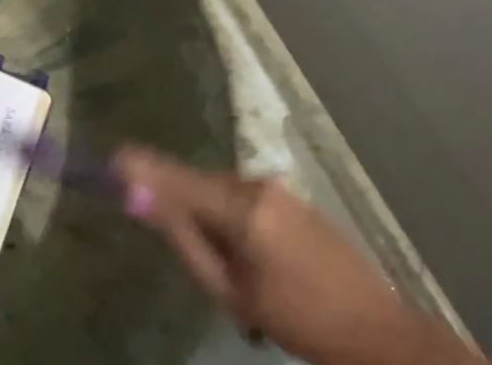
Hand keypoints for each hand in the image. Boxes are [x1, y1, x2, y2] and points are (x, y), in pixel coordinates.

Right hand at [112, 146, 488, 364]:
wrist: (381, 333)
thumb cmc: (301, 320)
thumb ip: (184, 239)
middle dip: (177, 203)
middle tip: (179, 247)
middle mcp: (257, 186)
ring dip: (205, 215)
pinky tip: (247, 258)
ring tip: (225, 268)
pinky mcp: (291, 198)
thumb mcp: (232, 291)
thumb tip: (138, 200)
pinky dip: (227, 217)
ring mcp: (278, 190)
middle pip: (196, 183)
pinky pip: (240, 197)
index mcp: (242, 209)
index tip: (110, 157)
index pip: (178, 179)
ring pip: (218, 191)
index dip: (142, 167)